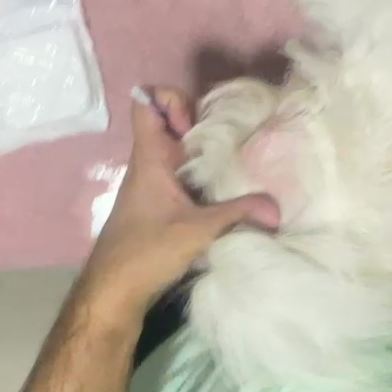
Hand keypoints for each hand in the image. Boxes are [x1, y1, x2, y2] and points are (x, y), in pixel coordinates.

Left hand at [74, 87, 279, 323]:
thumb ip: (238, 213)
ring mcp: (154, 185)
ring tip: (235, 166)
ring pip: (179, 152)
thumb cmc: (145, 252)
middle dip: (202, 126)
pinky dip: (203, 179)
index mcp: (149, 157)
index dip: (171, 99)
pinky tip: (225, 196)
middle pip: (170, 123)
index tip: (197, 124)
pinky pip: (183, 177)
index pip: (145, 103)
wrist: (113, 292)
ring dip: (205, 155)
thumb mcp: (197, 230)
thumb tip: (278, 209)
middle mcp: (149, 164)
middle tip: (231, 144)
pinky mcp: (160, 207)